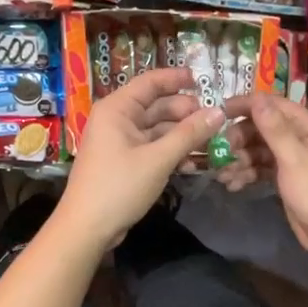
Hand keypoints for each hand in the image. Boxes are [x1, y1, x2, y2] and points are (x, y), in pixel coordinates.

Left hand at [56, 67, 223, 247]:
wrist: (87, 227)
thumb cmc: (119, 187)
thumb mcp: (158, 159)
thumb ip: (190, 134)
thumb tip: (220, 112)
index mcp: (118, 109)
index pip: (151, 82)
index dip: (177, 79)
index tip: (204, 81)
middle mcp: (117, 120)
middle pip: (157, 107)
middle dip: (186, 114)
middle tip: (214, 123)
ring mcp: (120, 142)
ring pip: (157, 130)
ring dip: (182, 136)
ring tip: (210, 144)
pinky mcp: (124, 162)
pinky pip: (152, 148)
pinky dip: (171, 152)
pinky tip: (193, 163)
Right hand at [214, 93, 307, 256]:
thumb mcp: (295, 161)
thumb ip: (275, 130)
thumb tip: (256, 99)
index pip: (273, 105)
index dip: (246, 106)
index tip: (219, 113)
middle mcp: (299, 137)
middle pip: (261, 127)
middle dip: (239, 138)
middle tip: (220, 153)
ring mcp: (291, 157)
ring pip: (258, 149)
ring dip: (239, 159)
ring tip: (223, 175)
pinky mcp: (284, 176)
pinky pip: (260, 167)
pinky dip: (247, 173)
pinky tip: (233, 184)